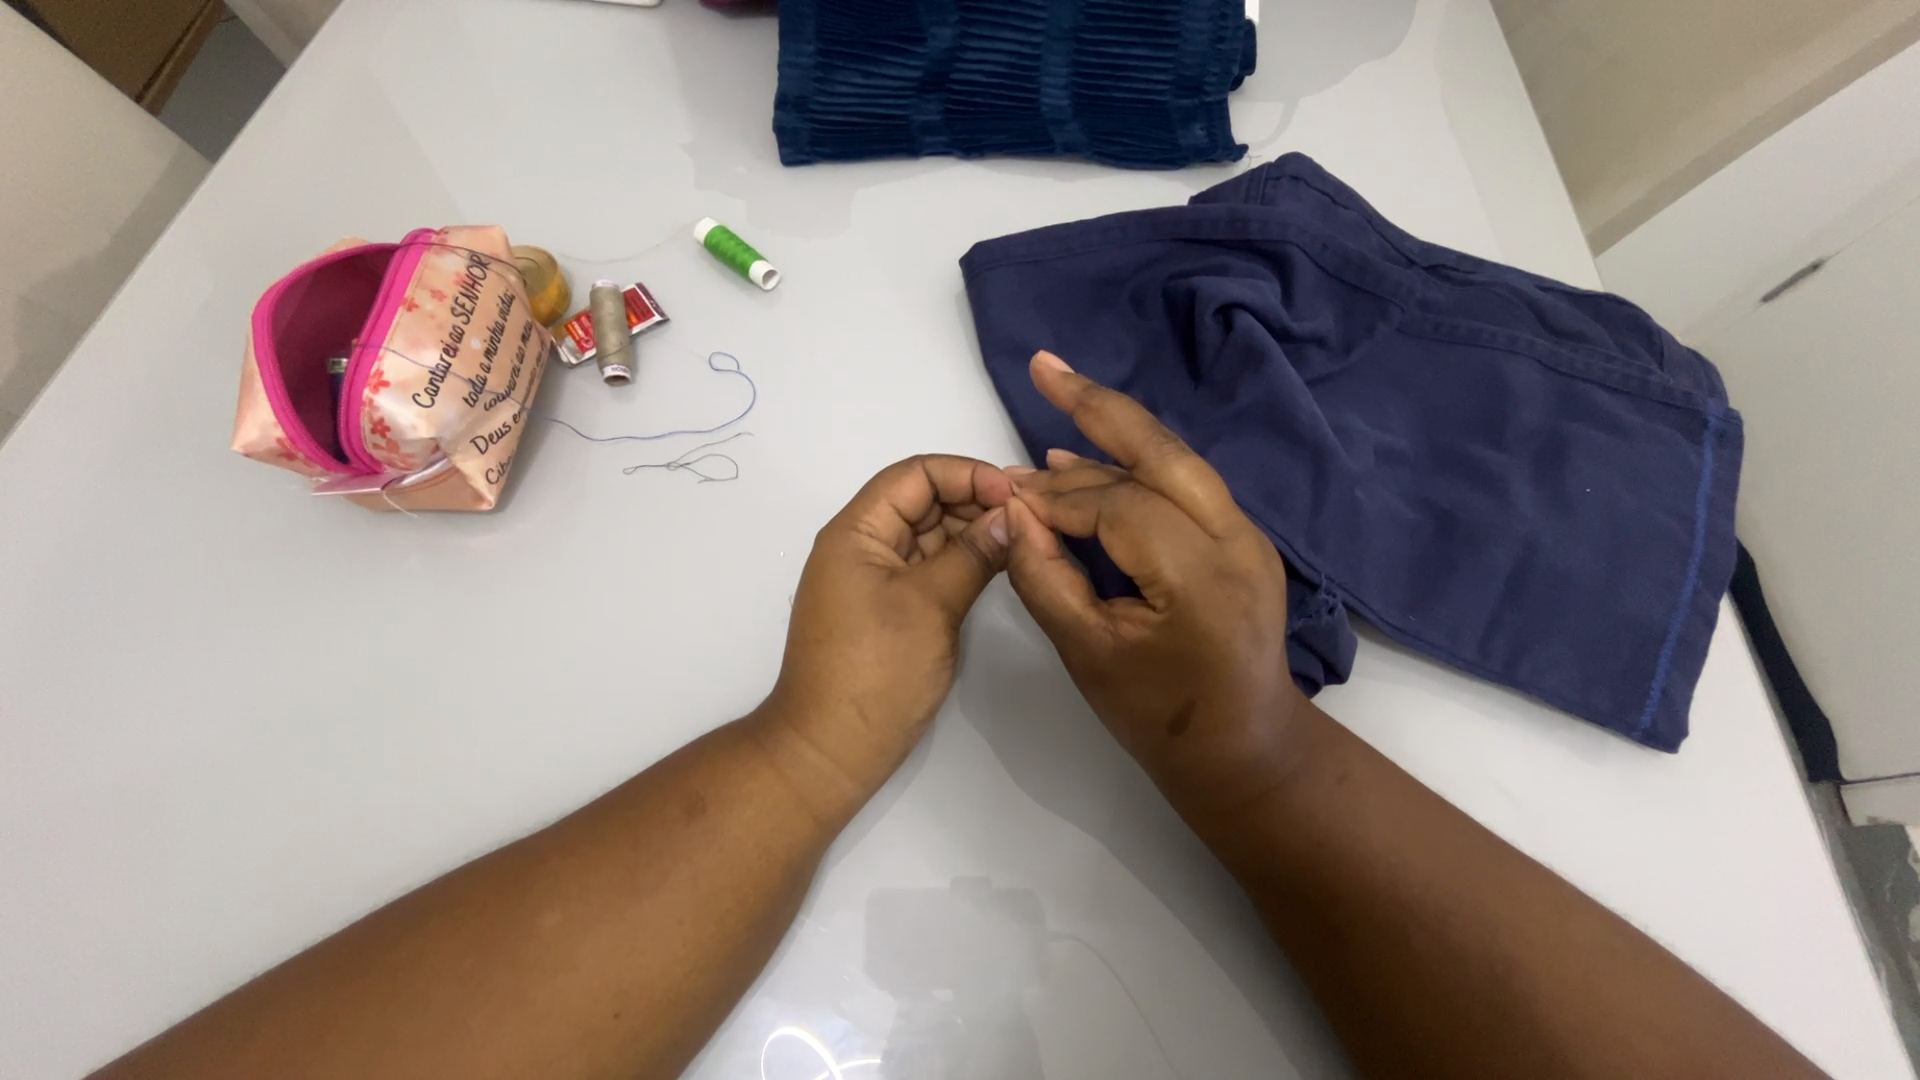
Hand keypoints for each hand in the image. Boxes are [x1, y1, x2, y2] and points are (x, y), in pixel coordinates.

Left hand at [760, 456, 1013, 806]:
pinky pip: (928, 568)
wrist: (831, 748)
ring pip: (929, 535)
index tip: (1014, 495)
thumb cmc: (876, 671)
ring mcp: (876, 578)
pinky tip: (998, 564)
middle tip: (1027, 518)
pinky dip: (961, 561)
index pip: (915, 475)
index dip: (966, 474)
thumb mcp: (930, 605)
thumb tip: (1012, 515)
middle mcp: (863, 545)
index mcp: (858, 531)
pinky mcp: (890, 607)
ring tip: (1020, 539)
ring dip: (972, 531)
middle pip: (922, 500)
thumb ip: (973, 554)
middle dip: (973, 500)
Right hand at [1003, 351, 1308, 813]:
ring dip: (1116, 431)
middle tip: (1043, 365)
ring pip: (1176, 460)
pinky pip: (1184, 486)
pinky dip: (1137, 466)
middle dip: (1097, 404)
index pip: (1116, 505)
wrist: (1244, 748)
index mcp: (1198, 574)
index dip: (1055, 497)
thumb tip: (1016, 514)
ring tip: (1059, 397)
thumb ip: (1046, 577)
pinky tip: (1095, 460)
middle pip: (1161, 451)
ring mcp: (1246, 535)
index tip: (1007, 496)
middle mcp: (1234, 538)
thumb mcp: (1088, 653)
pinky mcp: (1241, 539)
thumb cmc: (1159, 715)